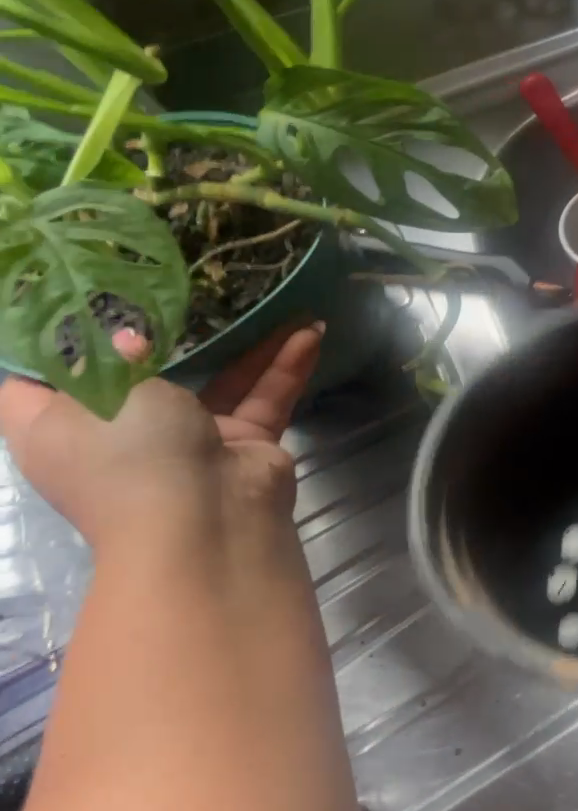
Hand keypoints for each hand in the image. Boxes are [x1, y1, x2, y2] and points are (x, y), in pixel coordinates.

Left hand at [0, 322, 325, 560]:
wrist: (205, 517)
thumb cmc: (130, 455)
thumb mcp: (109, 395)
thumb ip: (121, 360)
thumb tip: (129, 337)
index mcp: (56, 429)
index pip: (32, 385)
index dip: (47, 348)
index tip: (75, 307)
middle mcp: (118, 432)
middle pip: (139, 376)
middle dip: (166, 337)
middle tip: (185, 293)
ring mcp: (187, 438)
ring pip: (220, 381)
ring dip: (255, 346)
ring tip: (286, 307)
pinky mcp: (243, 441)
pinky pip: (265, 395)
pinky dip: (287, 366)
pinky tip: (313, 334)